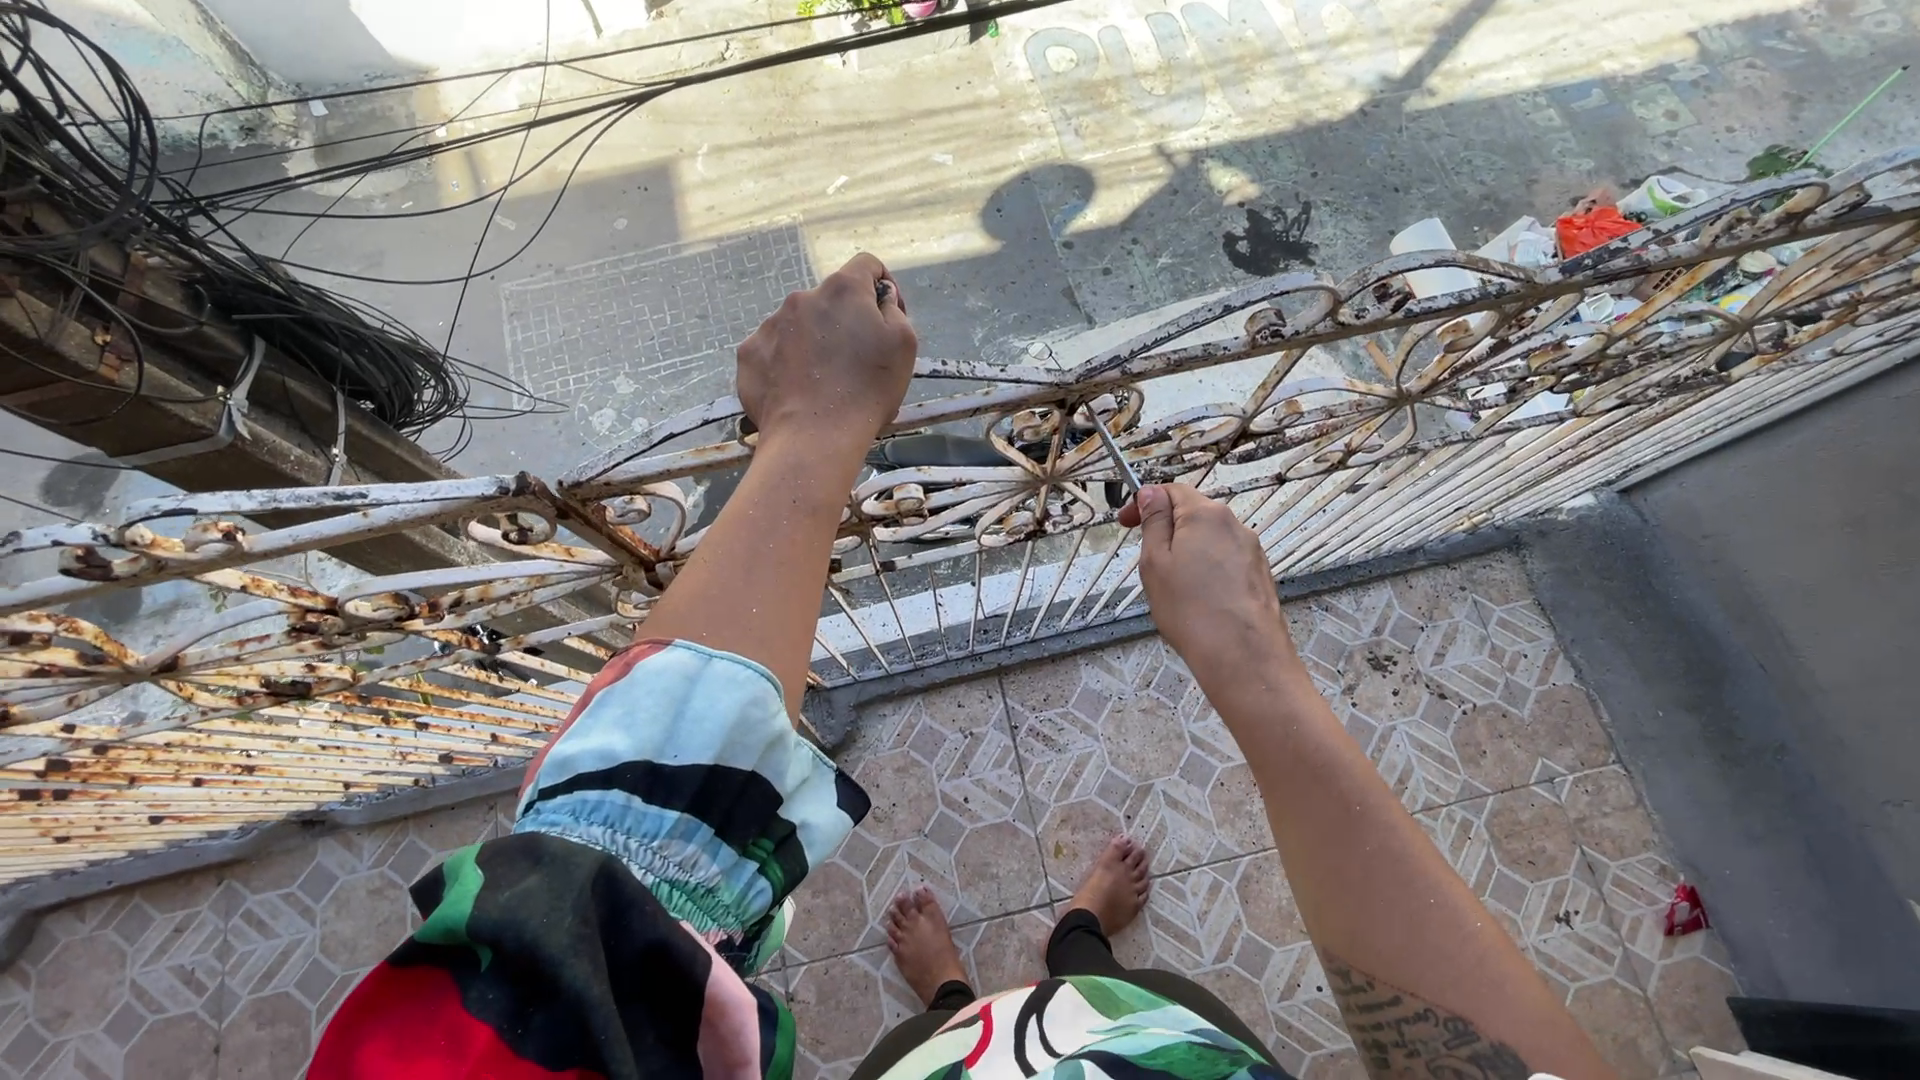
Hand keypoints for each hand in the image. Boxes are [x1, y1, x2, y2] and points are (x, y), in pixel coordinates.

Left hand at [736, 253, 916, 457]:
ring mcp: (769, 325)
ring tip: (825, 383)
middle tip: (857, 361)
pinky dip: (787, 364)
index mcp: (843, 290)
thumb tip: (881, 301)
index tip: (887, 314)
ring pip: (800, 326)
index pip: (867, 265)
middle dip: (845, 321)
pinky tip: (799, 392)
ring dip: (814, 343)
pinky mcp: (749, 354)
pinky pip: (773, 351)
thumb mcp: (904, 345)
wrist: (813, 437)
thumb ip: (894, 310)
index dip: (882, 285)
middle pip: (830, 300)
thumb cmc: (868, 391)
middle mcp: (801, 298)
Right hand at [1119, 484, 1291, 675]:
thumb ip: (1154, 522)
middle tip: (1147, 561)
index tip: (1126, 523)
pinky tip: (1199, 599)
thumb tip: (1151, 493)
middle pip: (1194, 514)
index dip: (1145, 501)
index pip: (1172, 490)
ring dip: (1188, 551)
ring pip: (1210, 540)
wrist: (1243, 654)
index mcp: (1205, 514)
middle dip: (1167, 529)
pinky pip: (1226, 561)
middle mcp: (1234, 525)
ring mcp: (1251, 550)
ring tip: (1174, 587)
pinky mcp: (1260, 575)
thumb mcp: (1155, 562)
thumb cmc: (1190, 608)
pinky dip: (1208, 570)